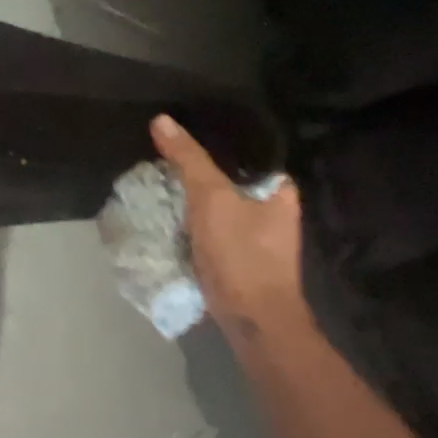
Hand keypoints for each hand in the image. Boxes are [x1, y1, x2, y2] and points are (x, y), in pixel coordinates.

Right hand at [151, 114, 307, 340]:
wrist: (252, 317)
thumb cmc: (243, 252)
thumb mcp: (211, 197)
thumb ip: (188, 158)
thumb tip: (161, 119)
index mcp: (280, 191)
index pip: (247, 151)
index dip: (217, 137)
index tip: (185, 126)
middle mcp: (272, 208)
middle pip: (228, 175)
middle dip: (198, 164)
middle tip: (164, 145)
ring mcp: (254, 233)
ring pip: (216, 199)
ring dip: (190, 190)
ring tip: (158, 169)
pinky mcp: (235, 252)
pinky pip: (207, 221)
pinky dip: (188, 214)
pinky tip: (165, 204)